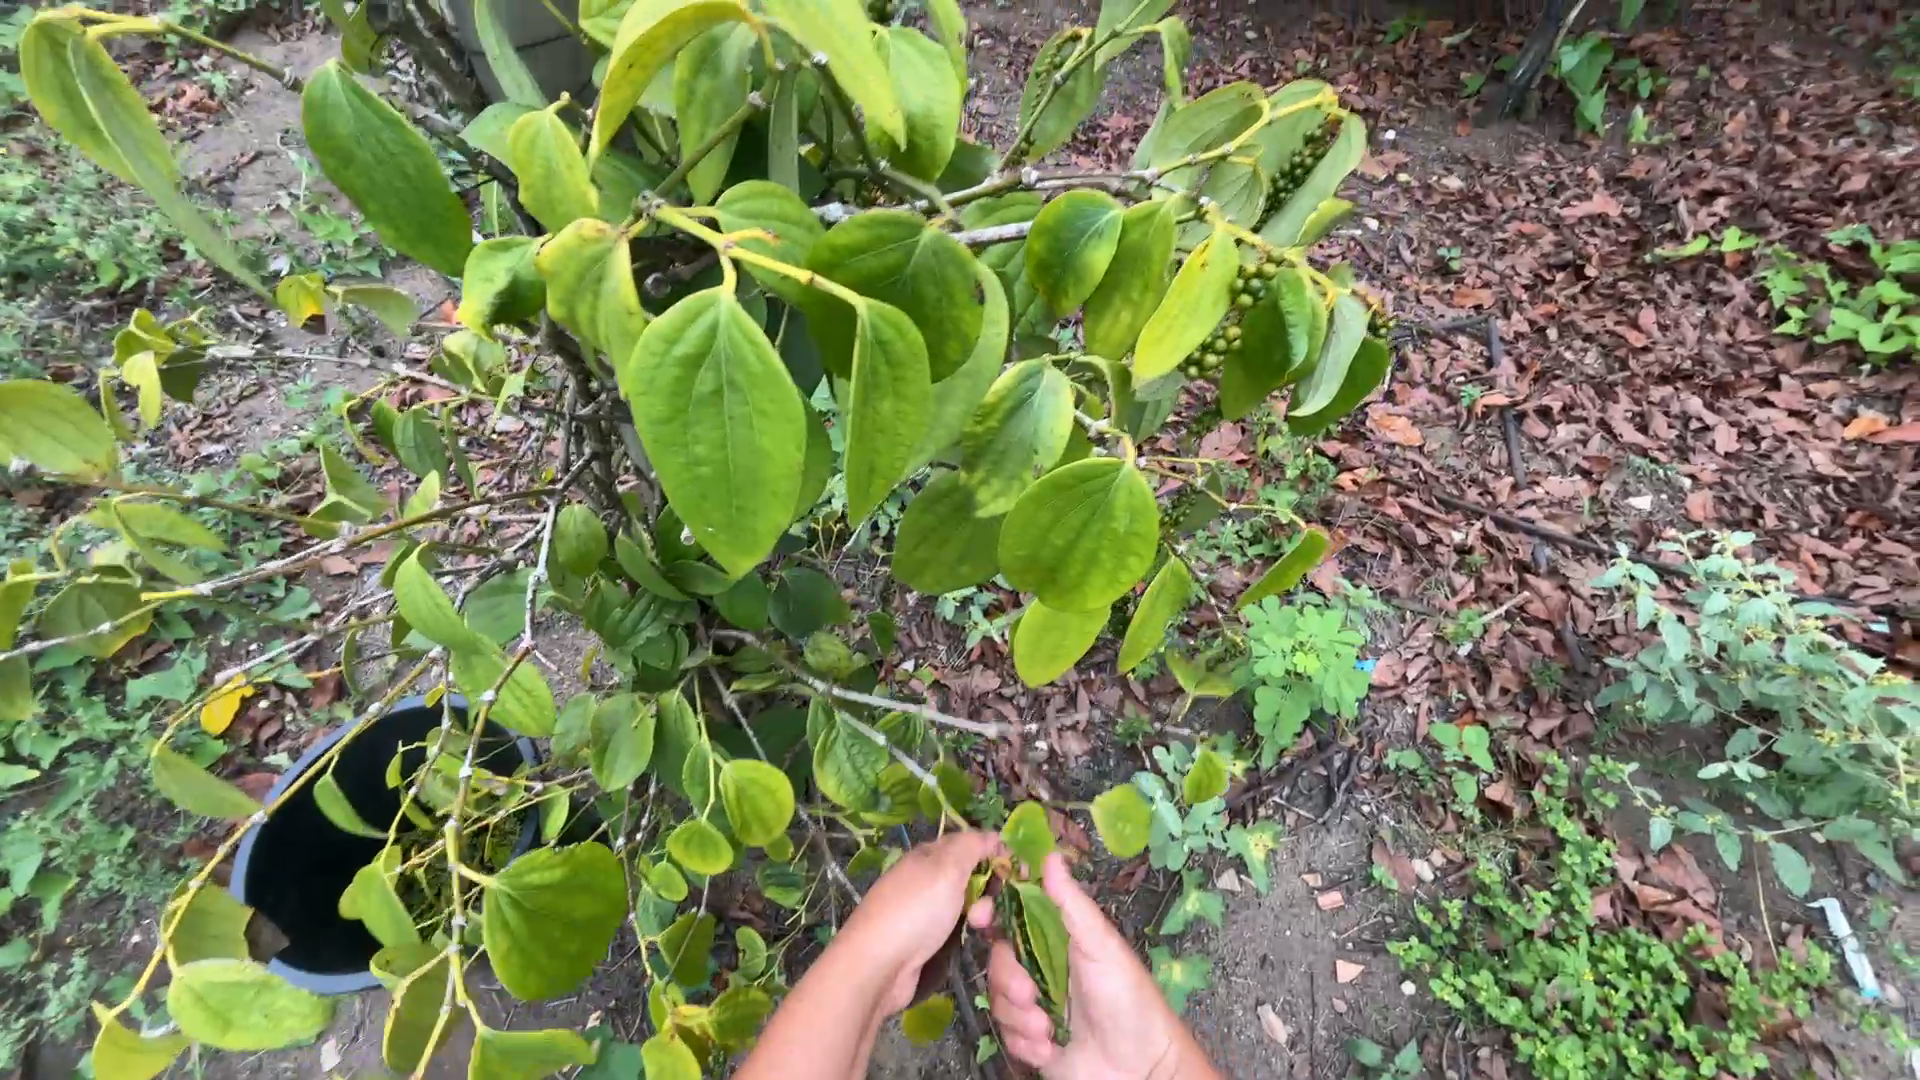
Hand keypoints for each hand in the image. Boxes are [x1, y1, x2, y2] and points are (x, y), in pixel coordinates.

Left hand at [836, 829, 1001, 1014]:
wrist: (878, 965)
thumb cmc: (916, 909)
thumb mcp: (947, 867)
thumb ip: (972, 845)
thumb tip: (992, 835)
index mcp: (930, 854)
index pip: (971, 843)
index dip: (995, 853)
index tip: (1018, 872)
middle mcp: (926, 876)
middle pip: (971, 874)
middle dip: (988, 888)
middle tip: (986, 908)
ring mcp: (924, 908)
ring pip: (966, 902)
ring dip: (979, 913)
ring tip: (977, 927)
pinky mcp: (924, 938)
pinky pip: (956, 925)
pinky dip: (966, 930)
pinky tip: (971, 939)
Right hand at [969, 854, 1218, 1079]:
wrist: (1140, 1066)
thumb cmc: (1126, 994)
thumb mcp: (1100, 944)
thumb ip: (1071, 903)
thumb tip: (1049, 854)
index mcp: (1055, 935)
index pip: (1012, 912)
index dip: (990, 910)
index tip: (980, 916)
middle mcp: (1040, 964)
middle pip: (999, 957)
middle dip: (1009, 979)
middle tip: (1031, 995)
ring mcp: (1034, 1001)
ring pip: (998, 996)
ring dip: (1018, 1016)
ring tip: (1047, 1029)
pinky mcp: (1032, 1037)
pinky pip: (1006, 1032)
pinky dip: (1024, 1042)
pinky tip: (1048, 1048)